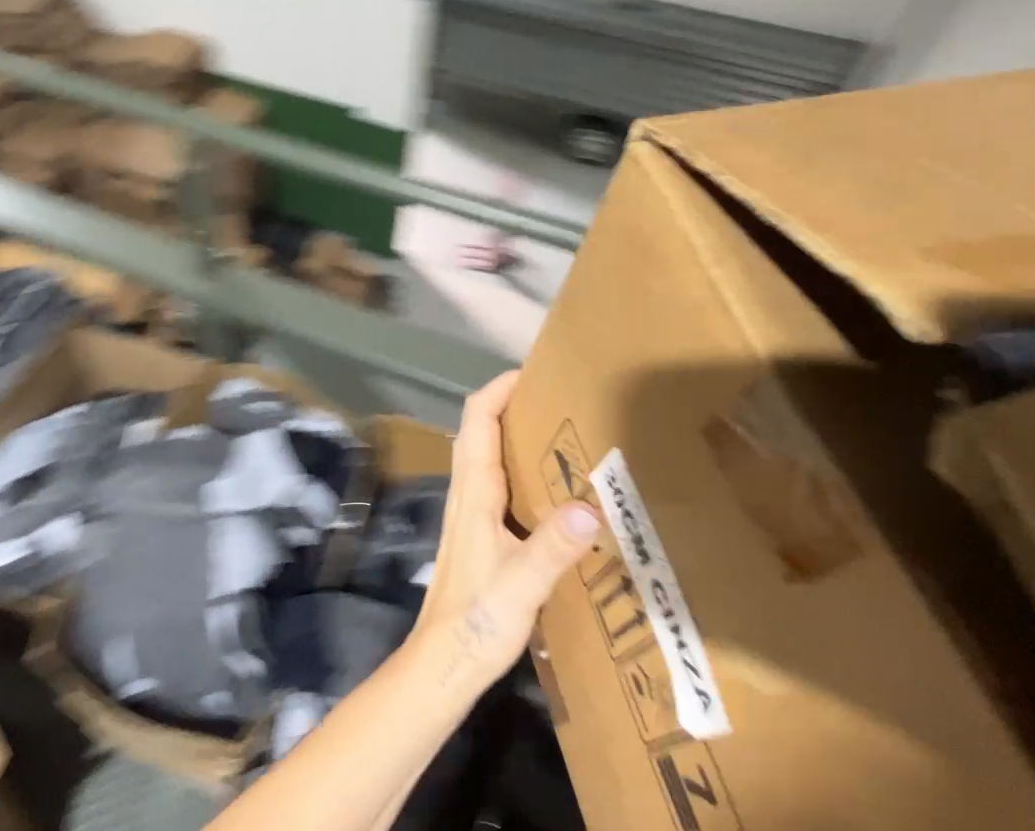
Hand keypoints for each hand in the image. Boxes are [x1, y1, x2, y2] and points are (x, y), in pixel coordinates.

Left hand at [410, 370, 600, 696]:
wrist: (443, 663)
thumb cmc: (476, 621)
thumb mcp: (521, 584)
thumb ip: (553, 547)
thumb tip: (591, 506)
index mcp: (473, 494)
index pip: (477, 421)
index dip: (499, 389)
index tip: (536, 372)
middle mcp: (467, 496)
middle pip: (480, 432)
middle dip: (513, 406)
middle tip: (562, 399)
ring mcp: (469, 517)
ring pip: (487, 458)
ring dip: (515, 436)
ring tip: (564, 433)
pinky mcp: (477, 538)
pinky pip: (496, 486)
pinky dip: (520, 470)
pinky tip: (552, 491)